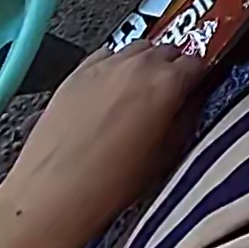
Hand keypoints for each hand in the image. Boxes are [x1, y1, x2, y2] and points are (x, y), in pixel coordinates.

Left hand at [0, 44, 205, 247]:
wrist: (49, 200)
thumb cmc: (106, 187)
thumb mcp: (163, 157)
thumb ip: (184, 120)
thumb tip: (191, 104)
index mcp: (166, 84)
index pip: (196, 62)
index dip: (199, 75)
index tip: (196, 84)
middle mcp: (138, 65)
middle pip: (169, 49)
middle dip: (173, 66)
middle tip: (170, 89)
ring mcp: (106, 64)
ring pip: (139, 47)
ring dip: (145, 62)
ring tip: (140, 88)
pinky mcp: (78, 71)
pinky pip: (107, 54)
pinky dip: (115, 64)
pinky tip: (110, 87)